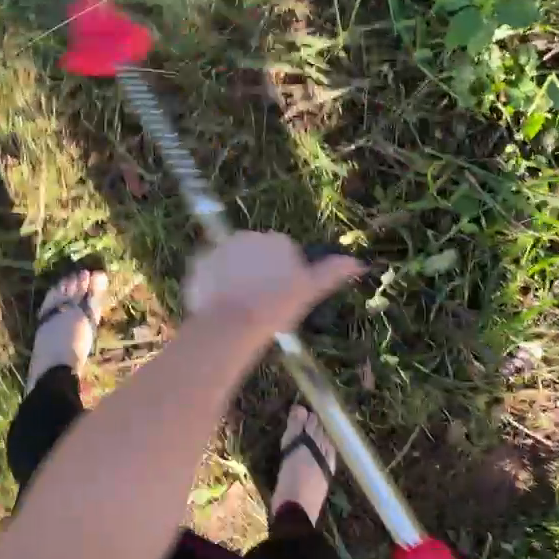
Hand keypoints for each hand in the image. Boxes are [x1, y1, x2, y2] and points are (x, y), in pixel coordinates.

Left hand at [183, 231, 363, 329]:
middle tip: (260, 302)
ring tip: (240, 306)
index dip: (282, 276)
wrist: (233, 322)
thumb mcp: (309, 291)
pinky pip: (210, 272)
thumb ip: (332, 273)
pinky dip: (214, 284)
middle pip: (255, 254)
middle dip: (258, 272)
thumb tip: (358, 262)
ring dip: (235, 277)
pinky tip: (220, 305)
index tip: (279, 296)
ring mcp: (220, 248)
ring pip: (232, 262)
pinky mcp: (199, 263)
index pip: (281, 253)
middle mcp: (248, 236)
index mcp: (276, 241)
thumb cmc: (276, 307)